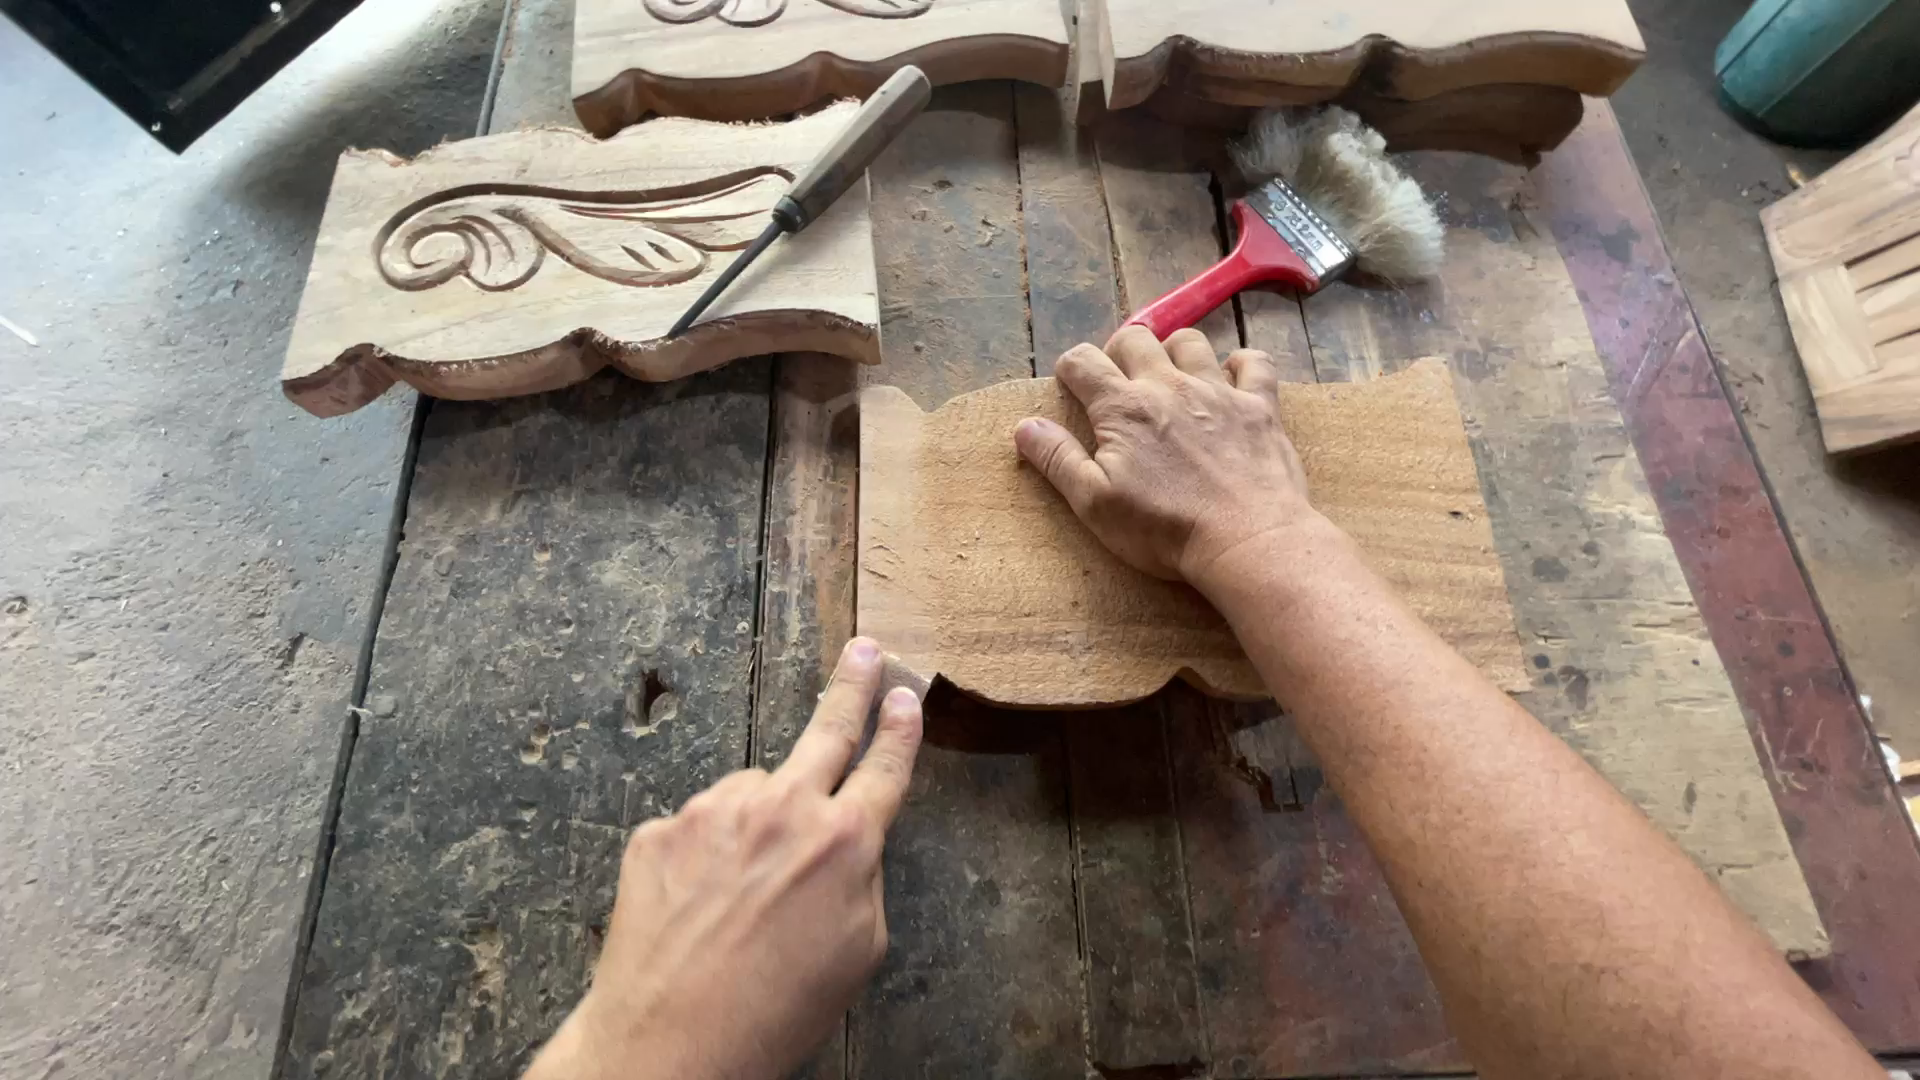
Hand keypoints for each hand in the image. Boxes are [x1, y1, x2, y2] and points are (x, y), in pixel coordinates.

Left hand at [526, 637, 923, 1079]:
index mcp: (845, 841)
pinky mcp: (665, 825)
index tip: (906, 695)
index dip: (901, 728)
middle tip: (865, 649)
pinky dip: (706, 849)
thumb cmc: (778, 1011)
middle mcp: (786, 808)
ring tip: (737, 891)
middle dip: (854, 683)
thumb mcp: (860, 950)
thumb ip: (863, 874)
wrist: (665, 1051)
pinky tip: (696, 899)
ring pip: (755, 792)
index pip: (886, 767)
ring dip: (758, 820)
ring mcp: (719, 809)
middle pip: (830, 728)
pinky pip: (700, 822)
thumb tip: (850, 837)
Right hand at [1014, 325, 1317, 583]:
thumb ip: (1057, 459)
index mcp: (1122, 408)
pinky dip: (1240, 364)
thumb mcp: (1094, 503)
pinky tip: (1231, 381)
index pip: (1083, 361)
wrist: (1246, 539)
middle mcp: (1168, 386)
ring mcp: (1218, 391)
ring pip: (1190, 341)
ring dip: (1173, 351)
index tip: (1070, 385)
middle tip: (1119, 383)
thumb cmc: (1162, 528)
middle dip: (1119, 351)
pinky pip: (1253, 363)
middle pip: (1136, 338)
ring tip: (1170, 378)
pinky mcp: (1260, 406)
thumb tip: (1025, 426)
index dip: (1071, 368)